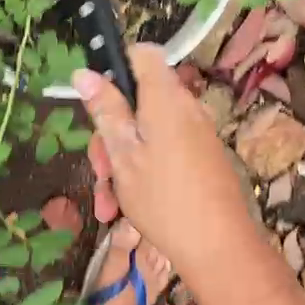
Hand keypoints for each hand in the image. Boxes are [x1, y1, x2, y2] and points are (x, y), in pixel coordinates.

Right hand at [73, 46, 258, 273]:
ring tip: (108, 204)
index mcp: (165, 98)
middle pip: (138, 100)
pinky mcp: (202, 158)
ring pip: (147, 132)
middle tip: (98, 169)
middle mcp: (185, 108)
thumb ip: (105, 111)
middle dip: (110, 132)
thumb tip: (85, 72)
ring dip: (122, 161)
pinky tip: (125, 209)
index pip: (142, 54)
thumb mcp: (123, 154)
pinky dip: (143, 171)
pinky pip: (164, 151)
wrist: (219, 249)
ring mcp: (196, 134)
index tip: (96, 101)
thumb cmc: (164, 199)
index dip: (116, 67)